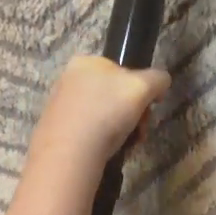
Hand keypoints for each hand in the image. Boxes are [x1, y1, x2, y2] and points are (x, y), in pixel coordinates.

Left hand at [27, 57, 169, 175]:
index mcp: (85, 62)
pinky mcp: (55, 132)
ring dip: (120, 128)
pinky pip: (87, 133)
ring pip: (102, 115)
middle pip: (113, 95)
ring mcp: (58, 107)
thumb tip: (160, 84)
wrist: (70, 152)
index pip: (121, 70)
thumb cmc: (108, 110)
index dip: (140, 88)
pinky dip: (100, 141)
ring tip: (127, 144)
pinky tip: (107, 152)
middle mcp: (67, 80)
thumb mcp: (144, 86)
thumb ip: (158, 79)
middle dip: (132, 112)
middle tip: (141, 129)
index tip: (149, 106)